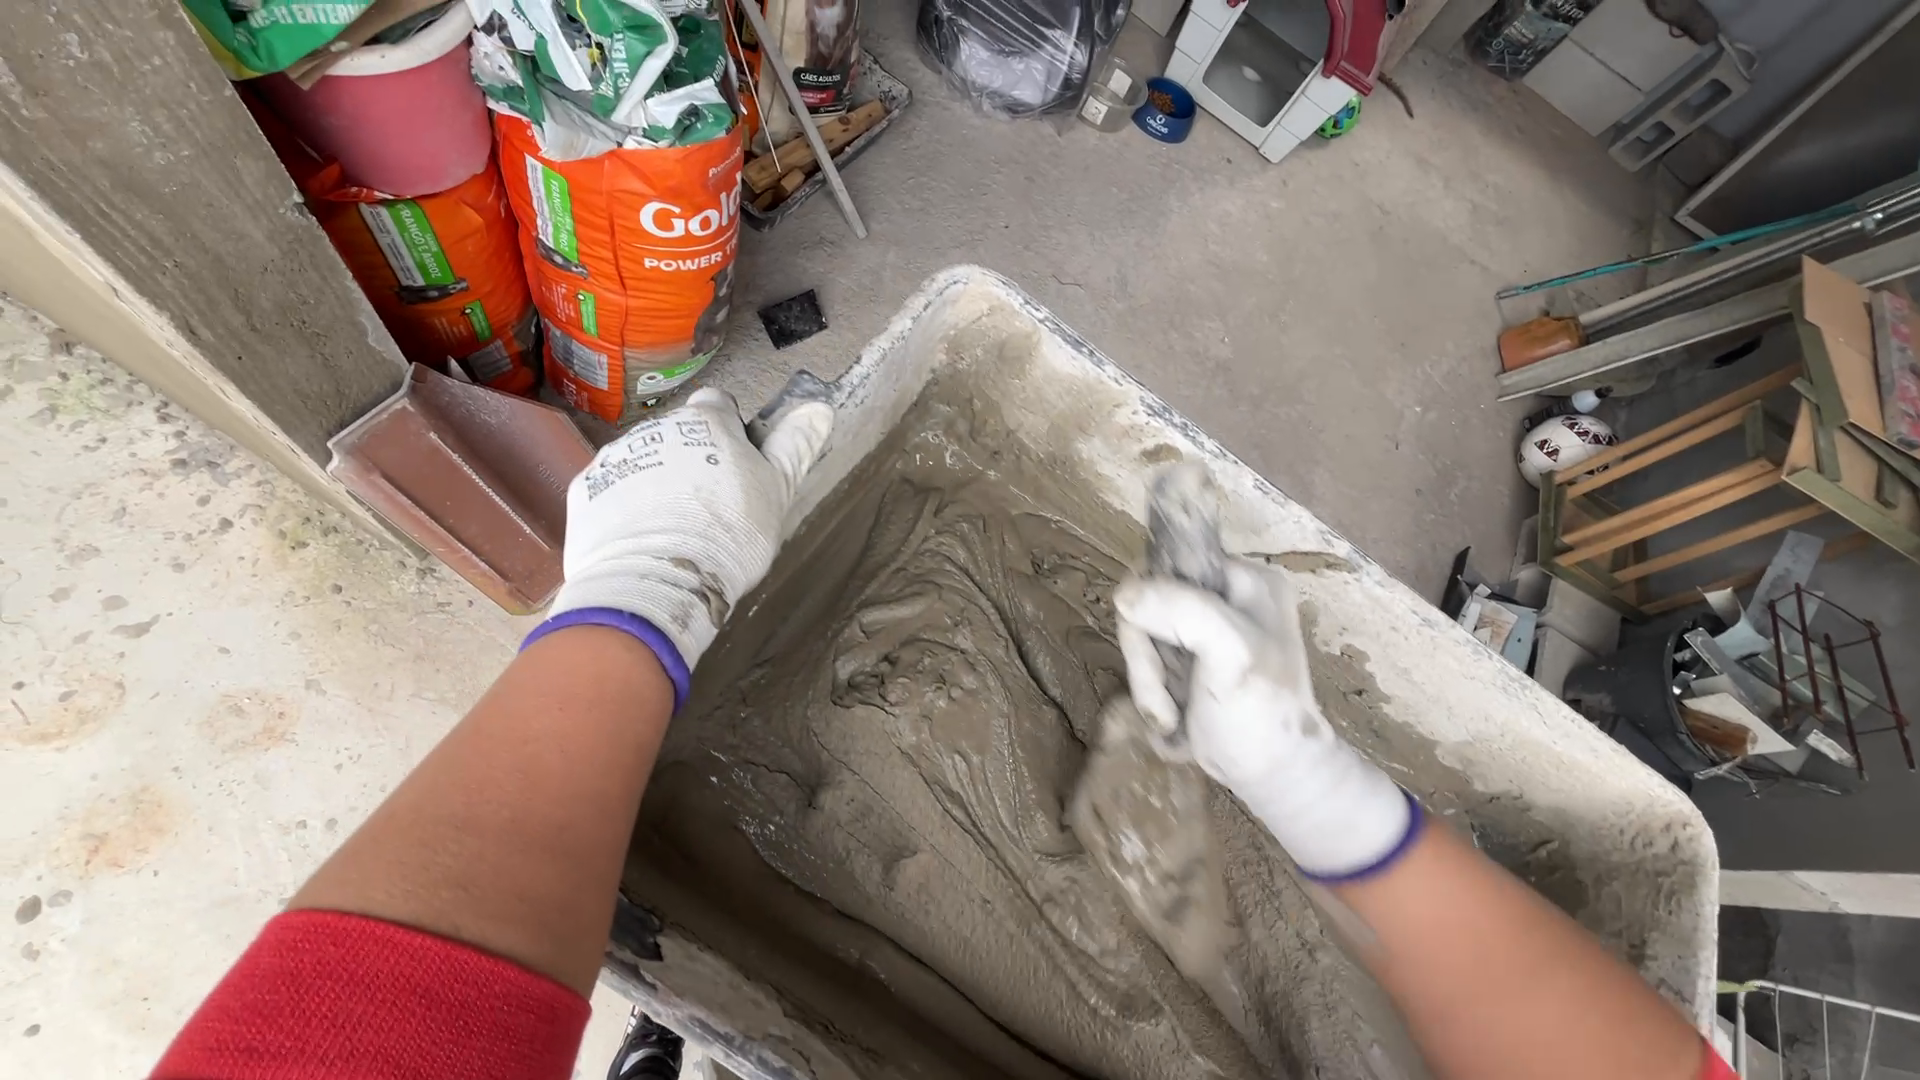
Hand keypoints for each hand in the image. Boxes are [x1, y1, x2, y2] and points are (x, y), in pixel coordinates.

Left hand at [535, 387, 833, 704]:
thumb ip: (795, 446)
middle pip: (679, 433)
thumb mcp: (777, 490)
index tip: (736, 465)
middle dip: (690, 457)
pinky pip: (612, 489)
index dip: (729, 431)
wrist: (659, 579)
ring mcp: (616, 455)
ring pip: (644, 459)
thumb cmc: (730, 531)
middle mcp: (658, 426)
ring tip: (674, 527)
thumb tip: (820, 407)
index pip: (719, 404)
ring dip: (657, 480)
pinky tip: (643, 538)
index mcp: (708, 420)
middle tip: (709, 505)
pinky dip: (626, 506)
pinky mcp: (587, 489)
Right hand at [1114, 559, 1416, 881]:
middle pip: (1145, 601)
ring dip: (1147, 681)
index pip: (1168, 562)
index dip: (1150, 604)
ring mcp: (1203, 628)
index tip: (1161, 651)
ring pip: (1140, 634)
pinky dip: (1150, 691)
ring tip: (1172, 715)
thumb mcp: (1231, 655)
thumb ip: (1183, 612)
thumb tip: (1124, 594)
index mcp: (1246, 579)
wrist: (1273, 776)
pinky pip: (1145, 658)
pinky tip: (1173, 716)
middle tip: (1166, 699)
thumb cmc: (1263, 717)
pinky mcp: (1188, 658)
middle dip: (1147, 655)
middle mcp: (1223, 595)